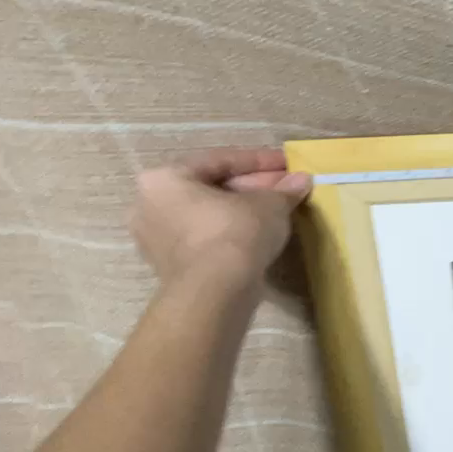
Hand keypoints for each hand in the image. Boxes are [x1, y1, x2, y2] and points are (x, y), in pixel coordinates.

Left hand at [129, 149, 311, 289]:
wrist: (215, 290)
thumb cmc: (235, 232)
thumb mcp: (270, 204)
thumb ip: (284, 190)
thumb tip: (302, 180)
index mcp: (166, 178)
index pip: (221, 161)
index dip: (260, 161)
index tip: (288, 164)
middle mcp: (150, 204)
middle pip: (211, 188)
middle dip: (252, 187)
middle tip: (286, 189)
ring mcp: (156, 238)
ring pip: (207, 215)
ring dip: (241, 211)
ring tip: (276, 213)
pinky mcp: (169, 265)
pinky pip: (204, 238)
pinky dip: (229, 233)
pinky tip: (257, 236)